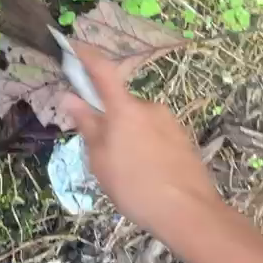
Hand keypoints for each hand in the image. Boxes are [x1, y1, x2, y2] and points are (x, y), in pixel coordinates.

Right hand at [58, 44, 224, 234]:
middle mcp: (149, 108)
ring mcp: (170, 124)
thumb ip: (86, 124)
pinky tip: (147, 176)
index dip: (86, 56)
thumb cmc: (136, 185)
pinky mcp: (184, 141)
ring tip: (126, 170)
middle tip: (101, 150)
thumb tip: (70, 97)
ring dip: (128, 135)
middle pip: (120, 103)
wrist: (192, 215)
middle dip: (108, 119)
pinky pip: (155, 136)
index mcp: (124, 108)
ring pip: (138, 122)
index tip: (73, 46)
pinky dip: (146, 147)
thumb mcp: (100, 158)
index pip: (102, 70)